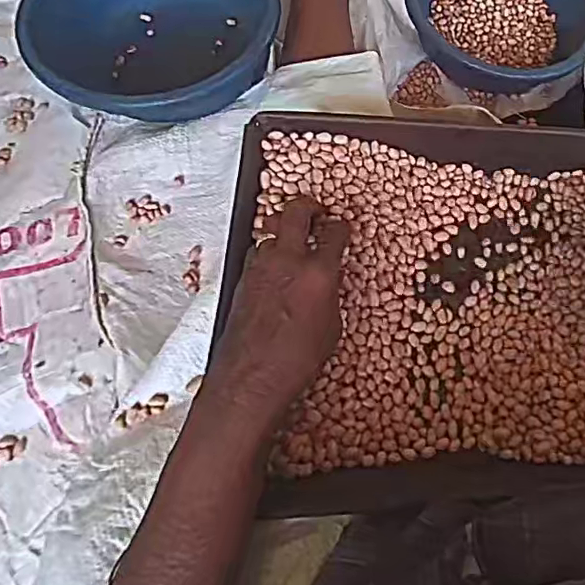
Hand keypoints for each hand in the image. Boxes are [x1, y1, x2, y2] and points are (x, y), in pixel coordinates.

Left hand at [204, 196, 347, 417]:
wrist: (250, 378)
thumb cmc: (294, 360)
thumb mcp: (332, 327)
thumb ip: (330, 294)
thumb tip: (327, 285)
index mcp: (318, 273)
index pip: (334, 233)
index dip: (341, 227)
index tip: (342, 227)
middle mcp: (287, 262)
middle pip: (296, 212)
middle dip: (309, 206)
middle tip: (317, 210)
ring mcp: (260, 268)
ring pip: (271, 232)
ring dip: (283, 231)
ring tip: (293, 239)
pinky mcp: (242, 281)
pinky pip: (257, 254)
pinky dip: (268, 254)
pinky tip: (274, 267)